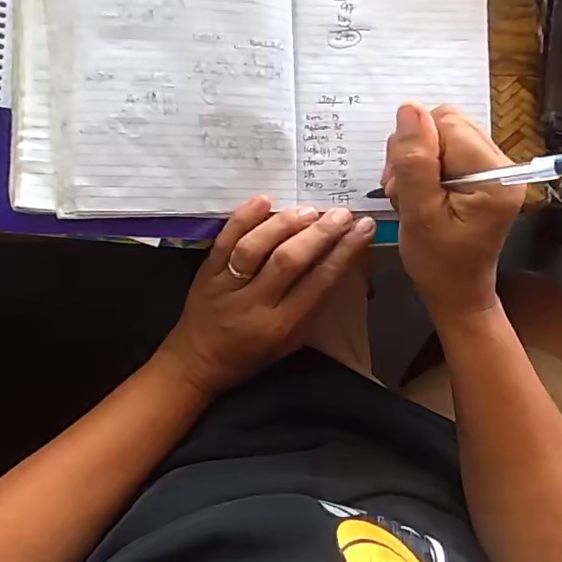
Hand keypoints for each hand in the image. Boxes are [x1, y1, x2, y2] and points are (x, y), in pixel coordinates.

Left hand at [156, 195, 374, 395]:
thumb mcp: (292, 339)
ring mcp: (228, 285)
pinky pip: (225, 241)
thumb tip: (341, 260)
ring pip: (256, 248)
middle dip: (319, 234)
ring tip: (309, 210)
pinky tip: (264, 200)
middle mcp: (256, 303)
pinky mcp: (206, 271)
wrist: (199, 360)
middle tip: (341, 213)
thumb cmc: (253, 352)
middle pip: (289, 261)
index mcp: (283, 324)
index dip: (344, 252)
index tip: (363, 227)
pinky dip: (244, 218)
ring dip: (284, 225)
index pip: (319, 282)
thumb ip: (314, 304)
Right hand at [382, 102, 522, 319]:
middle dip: (415, 153)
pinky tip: (419, 195)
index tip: (406, 186)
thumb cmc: (437, 263)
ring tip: (411, 198)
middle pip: (445, 124)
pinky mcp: (479, 174)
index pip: (447, 124)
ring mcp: (491, 168)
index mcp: (494, 176)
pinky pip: (444, 150)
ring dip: (415, 163)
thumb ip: (414, 162)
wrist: (455, 292)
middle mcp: (501, 164)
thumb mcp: (419, 214)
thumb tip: (408, 108)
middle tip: (405, 193)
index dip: (417, 148)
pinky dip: (424, 169)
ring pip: (440, 135)